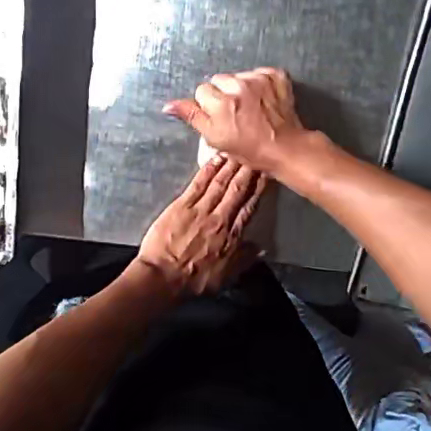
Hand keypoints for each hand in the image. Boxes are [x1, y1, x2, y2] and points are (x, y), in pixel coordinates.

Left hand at [130, 156, 266, 298]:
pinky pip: (198, 184)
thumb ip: (244, 259)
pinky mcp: (181, 205)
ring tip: (240, 150)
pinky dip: (208, 170)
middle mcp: (219, 218)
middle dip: (248, 170)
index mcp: (232, 235)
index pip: (250, 206)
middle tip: (256, 152)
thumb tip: (261, 247)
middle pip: (237, 189)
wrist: (163, 277)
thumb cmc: (193, 280)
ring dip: (231, 165)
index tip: (267, 173)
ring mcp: (199, 210)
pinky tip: (216, 158)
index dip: (259, 188)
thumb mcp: (225, 276)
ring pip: (220, 183)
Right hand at [163, 68, 310, 173]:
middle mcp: (238, 86)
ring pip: (237, 76)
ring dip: (241, 88)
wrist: (285, 147)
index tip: (219, 118)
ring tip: (250, 108)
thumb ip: (191, 116)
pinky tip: (263, 100)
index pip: (201, 91)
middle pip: (218, 80)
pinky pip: (259, 73)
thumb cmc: (249, 148)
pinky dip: (260, 83)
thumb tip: (169, 105)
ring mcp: (259, 79)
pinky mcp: (276, 77)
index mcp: (220, 102)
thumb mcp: (214, 137)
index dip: (208, 106)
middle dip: (223, 94)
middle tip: (234, 113)